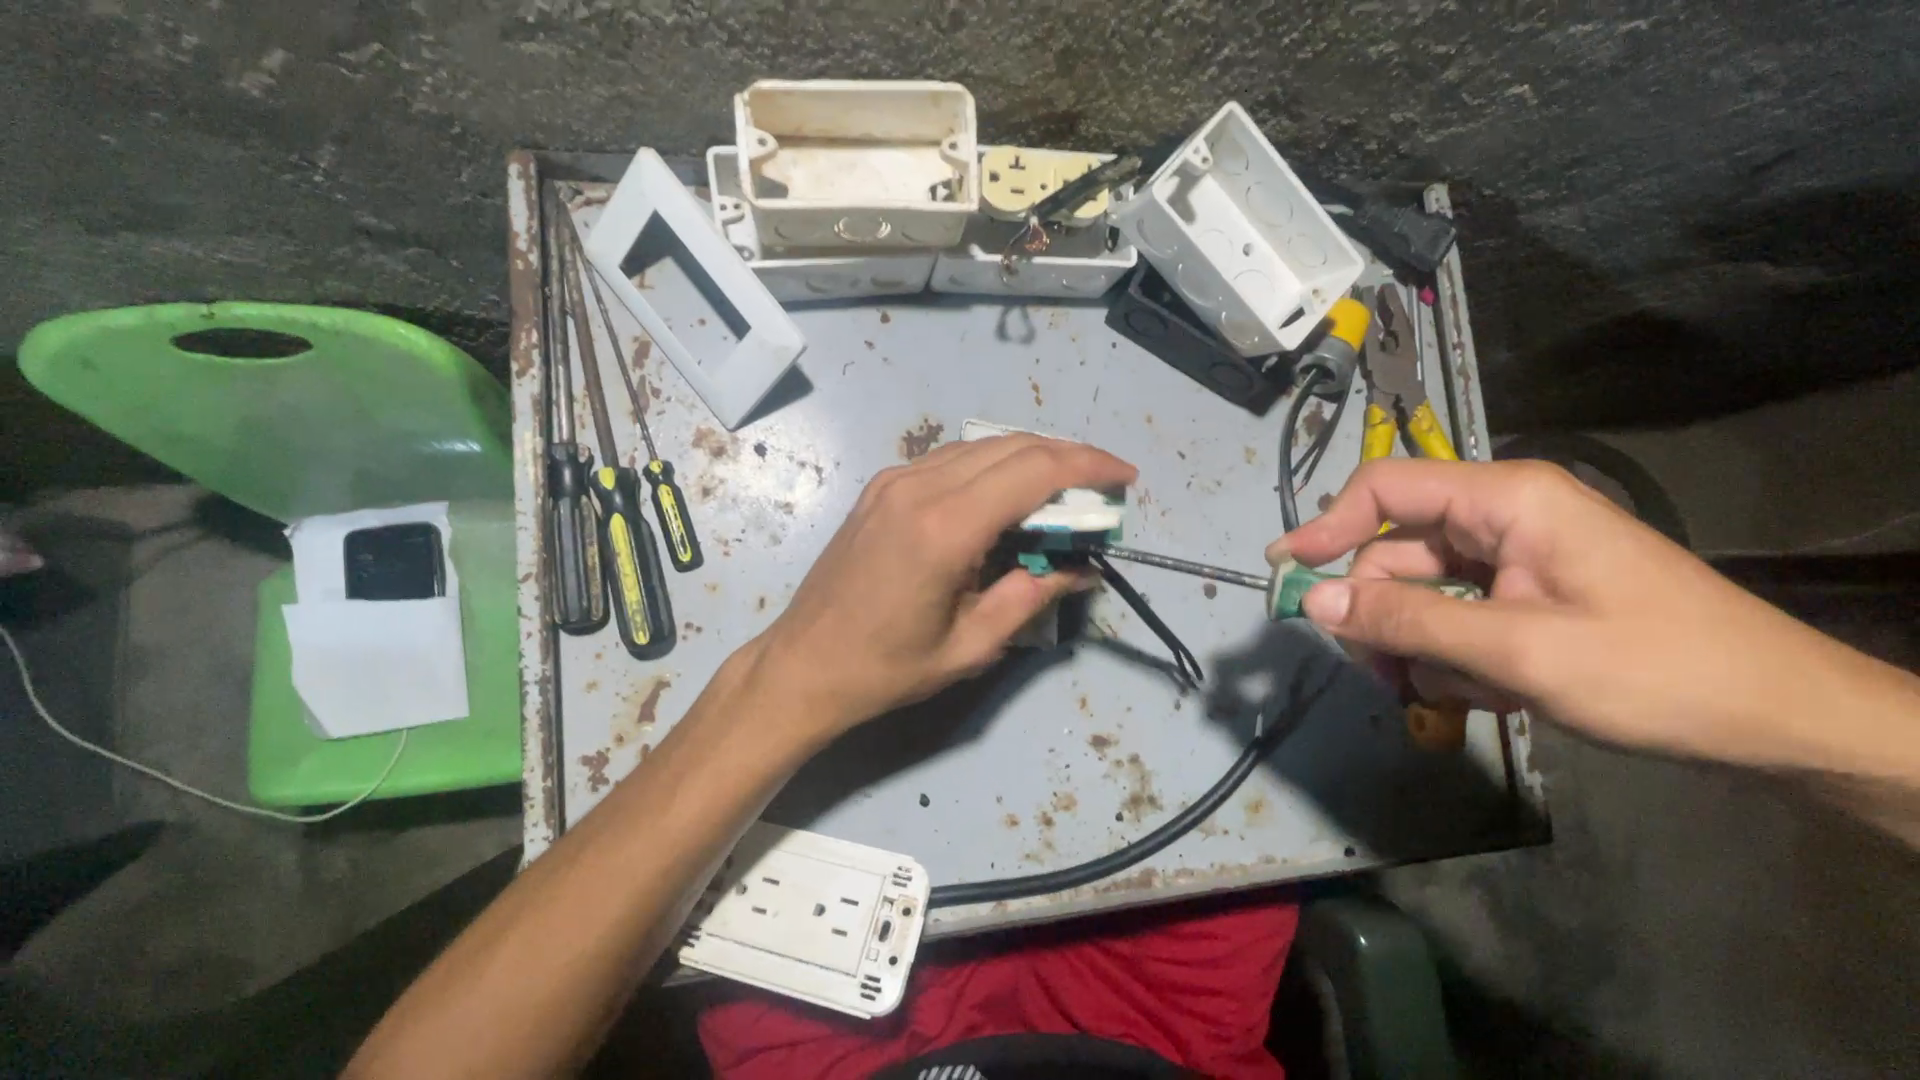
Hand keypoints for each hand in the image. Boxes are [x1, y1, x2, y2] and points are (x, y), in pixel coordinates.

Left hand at [751, 435, 1136, 739]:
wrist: (804, 664)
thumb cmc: (887, 667)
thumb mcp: (972, 644)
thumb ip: (1032, 596)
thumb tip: (1083, 568)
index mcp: (946, 527)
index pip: (1035, 470)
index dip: (1089, 465)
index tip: (1125, 477)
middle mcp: (919, 487)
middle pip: (1013, 446)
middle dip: (1068, 458)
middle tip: (1101, 489)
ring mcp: (894, 480)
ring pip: (981, 447)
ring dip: (1030, 459)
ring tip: (1064, 493)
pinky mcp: (880, 486)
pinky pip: (950, 460)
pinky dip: (991, 467)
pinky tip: (1007, 497)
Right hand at [1274, 459, 1905, 770]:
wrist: (1779, 723)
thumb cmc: (1657, 672)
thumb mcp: (1520, 650)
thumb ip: (1409, 621)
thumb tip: (1311, 599)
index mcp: (1508, 501)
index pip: (1386, 488)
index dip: (1327, 524)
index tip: (1283, 571)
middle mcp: (1504, 519)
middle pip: (1396, 553)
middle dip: (1380, 615)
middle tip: (1379, 675)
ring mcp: (1516, 560)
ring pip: (1421, 595)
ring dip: (1419, 647)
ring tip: (1452, 696)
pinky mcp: (1526, 598)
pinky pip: (1455, 620)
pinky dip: (1453, 660)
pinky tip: (1488, 696)